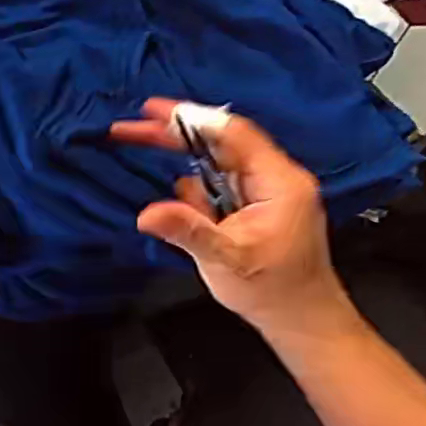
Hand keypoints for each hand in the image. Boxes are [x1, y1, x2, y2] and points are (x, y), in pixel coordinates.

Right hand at [110, 98, 355, 339]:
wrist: (298, 316)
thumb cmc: (273, 289)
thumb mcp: (226, 259)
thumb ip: (188, 231)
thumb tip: (146, 213)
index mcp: (278, 181)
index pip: (232, 134)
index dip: (191, 118)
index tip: (153, 109)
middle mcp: (271, 177)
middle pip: (215, 142)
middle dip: (172, 135)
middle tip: (126, 129)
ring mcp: (259, 189)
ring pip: (210, 165)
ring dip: (183, 176)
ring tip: (185, 209)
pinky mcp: (247, 203)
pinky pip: (211, 185)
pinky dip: (191, 192)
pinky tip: (191, 218)